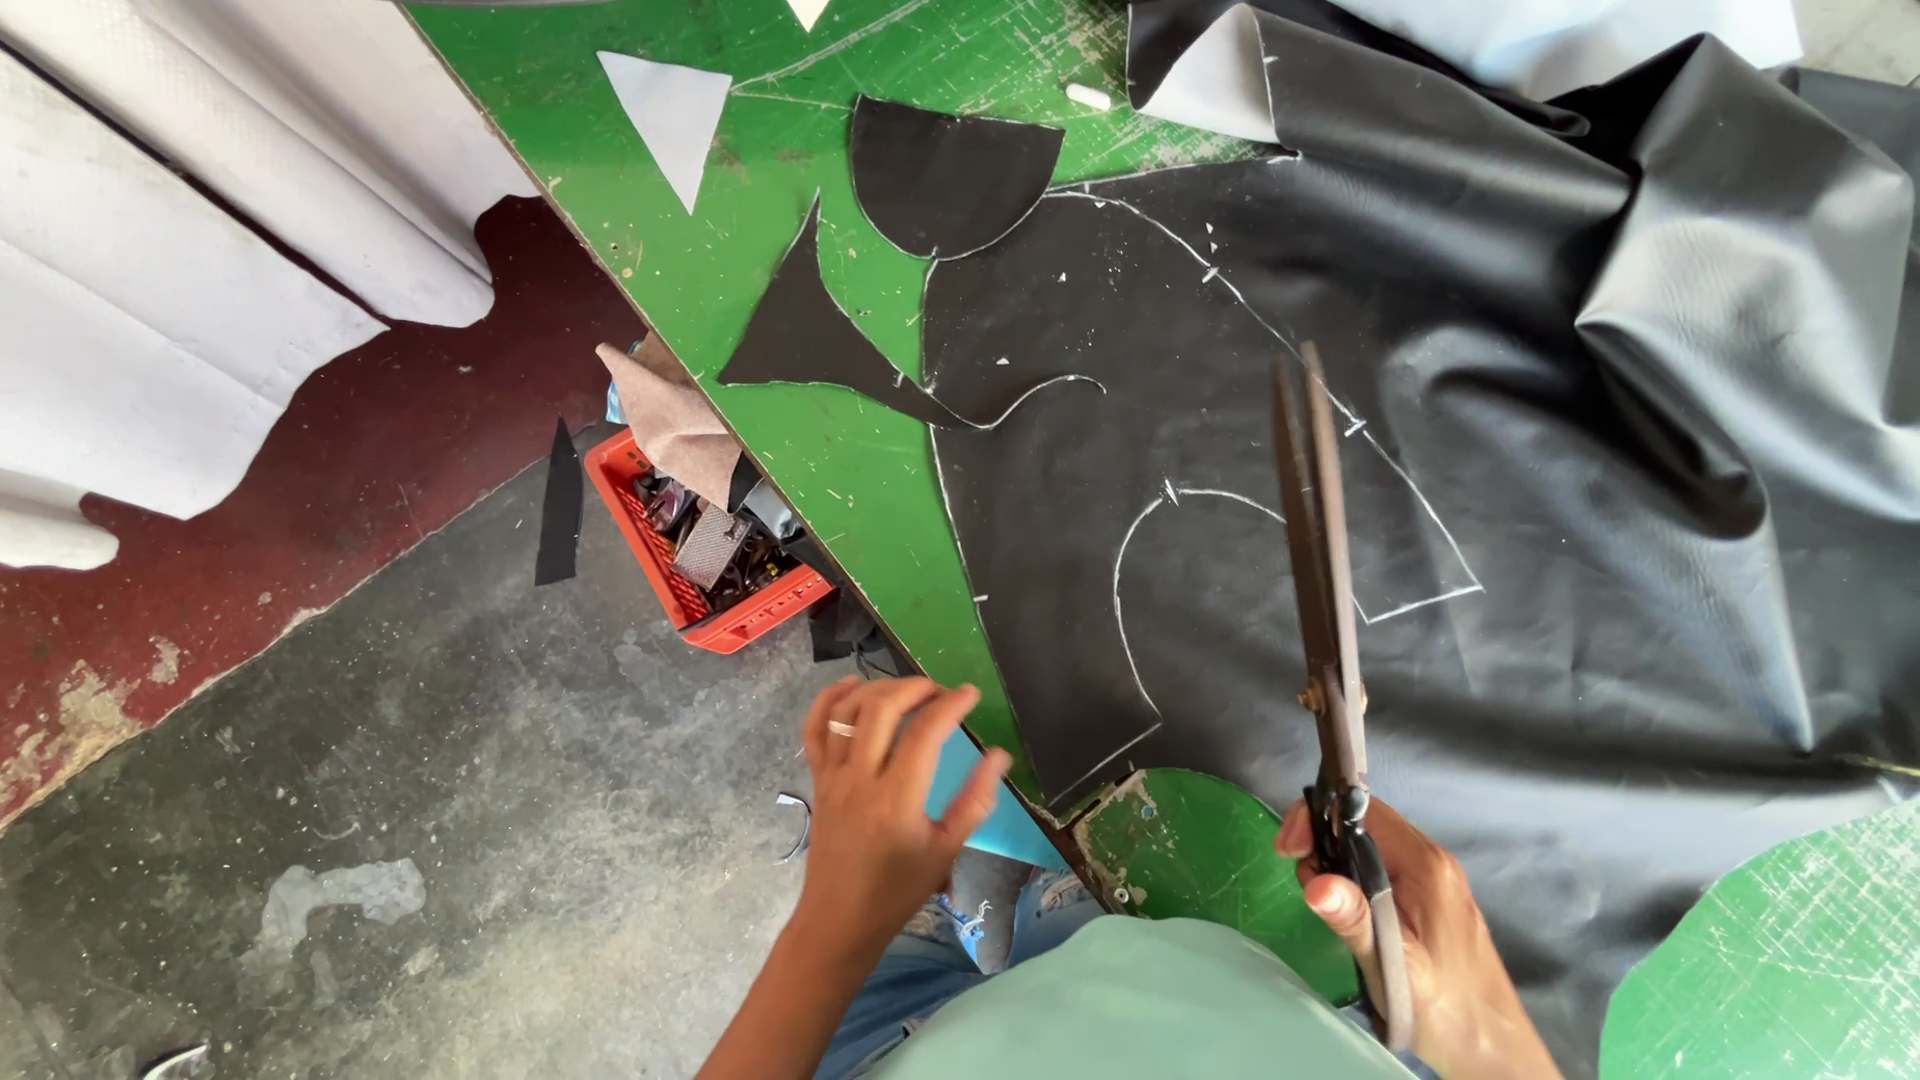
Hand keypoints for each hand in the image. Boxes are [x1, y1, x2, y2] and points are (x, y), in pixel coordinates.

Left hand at [797, 676, 1011, 960]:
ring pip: (848, 712)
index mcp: (897, 799)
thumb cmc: (897, 891)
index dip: (950, 706)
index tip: (970, 694)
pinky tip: (851, 686)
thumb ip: (975, 801)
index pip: (925, 734)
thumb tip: (1000, 755)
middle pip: (882, 709)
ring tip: (908, 691)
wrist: (839, 921)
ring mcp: (833, 777)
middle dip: (915, 688)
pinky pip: (814, 730)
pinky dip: (829, 700)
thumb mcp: (946, 851)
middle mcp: (860, 779)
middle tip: (940, 692)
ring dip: (879, 688)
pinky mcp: (817, 780)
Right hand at [1276, 798, 1562, 1079]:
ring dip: (1332, 862)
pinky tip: (1347, 913)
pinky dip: (1350, 877)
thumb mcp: (1395, 967)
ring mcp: (1431, 879)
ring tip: (1326, 907)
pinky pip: (1377, 865)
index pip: (1360, 807)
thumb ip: (1355, 920)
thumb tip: (1316, 882)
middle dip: (1320, 841)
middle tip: (1307, 887)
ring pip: (1366, 843)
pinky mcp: (1426, 898)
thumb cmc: (1449, 1014)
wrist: (1498, 1060)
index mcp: (1427, 865)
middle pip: (1360, 820)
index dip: (1318, 816)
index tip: (1291, 852)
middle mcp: (1431, 861)